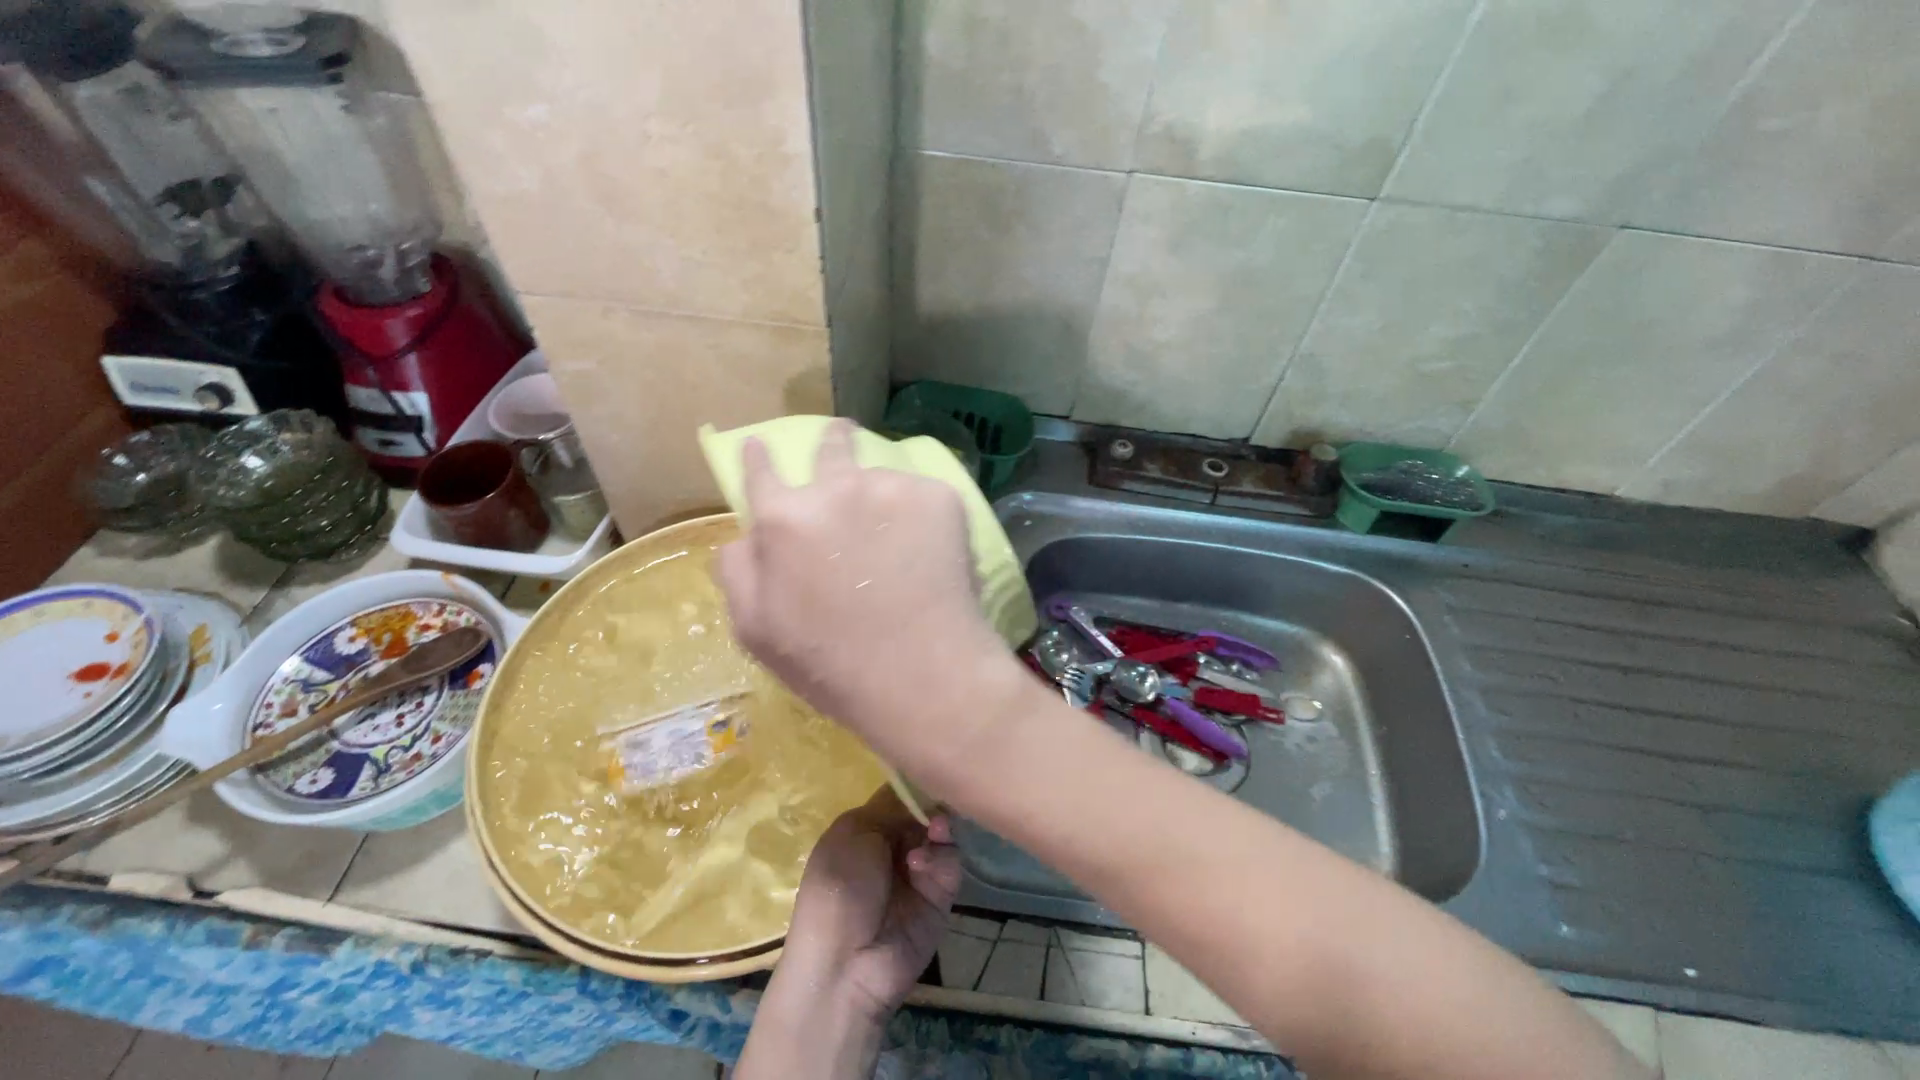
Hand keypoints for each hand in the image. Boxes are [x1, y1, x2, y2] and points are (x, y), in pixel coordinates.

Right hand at [715, 420, 1030, 786]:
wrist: (923, 676)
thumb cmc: (830, 664)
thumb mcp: (756, 631)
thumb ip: (738, 572)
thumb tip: (744, 536)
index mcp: (782, 520)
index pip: (761, 472)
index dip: (758, 458)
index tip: (760, 445)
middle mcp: (834, 487)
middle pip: (830, 446)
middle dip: (832, 440)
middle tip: (839, 438)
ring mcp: (891, 489)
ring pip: (879, 475)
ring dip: (879, 491)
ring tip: (895, 526)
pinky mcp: (940, 500)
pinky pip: (923, 498)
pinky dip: (923, 518)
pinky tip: (930, 555)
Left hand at [784, 786, 962, 1019]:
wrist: (846, 963)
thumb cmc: (837, 889)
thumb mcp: (853, 834)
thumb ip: (889, 807)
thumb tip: (918, 790)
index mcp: (864, 830)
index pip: (897, 797)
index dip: (912, 785)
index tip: (930, 767)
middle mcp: (892, 848)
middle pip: (924, 813)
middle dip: (931, 804)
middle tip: (936, 803)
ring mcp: (918, 873)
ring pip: (942, 836)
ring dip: (939, 830)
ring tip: (934, 832)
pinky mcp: (940, 897)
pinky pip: (950, 865)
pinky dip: (941, 859)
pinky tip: (922, 866)